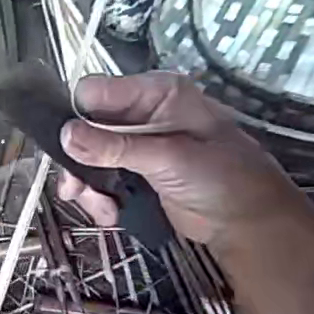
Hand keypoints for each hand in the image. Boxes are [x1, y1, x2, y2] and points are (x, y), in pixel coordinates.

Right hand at [56, 71, 313, 250]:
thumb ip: (115, 146)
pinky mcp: (136, 174)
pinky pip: (102, 179)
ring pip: (89, 157)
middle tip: (73, 190)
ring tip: (101, 209)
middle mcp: (142, 113)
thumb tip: (65, 135)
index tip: (66, 148)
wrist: (248, 221)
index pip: (96, 92)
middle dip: (78, 160)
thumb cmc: (221, 176)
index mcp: (155, 93)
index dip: (76, 117)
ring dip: (89, 185)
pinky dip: (101, 198)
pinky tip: (111, 214)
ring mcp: (138, 145)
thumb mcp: (167, 157)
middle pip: (87, 127)